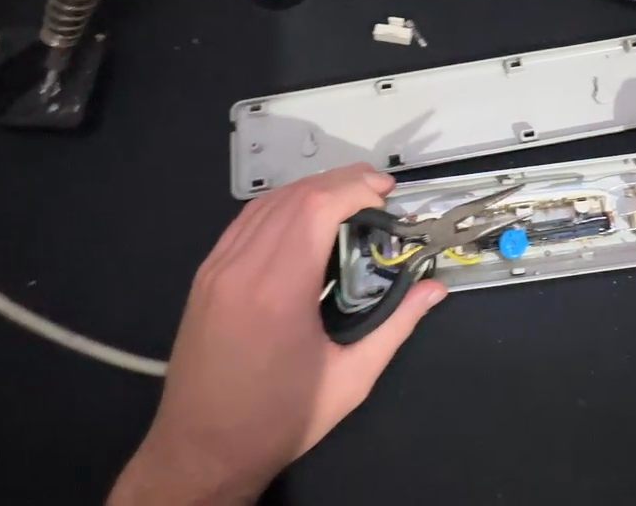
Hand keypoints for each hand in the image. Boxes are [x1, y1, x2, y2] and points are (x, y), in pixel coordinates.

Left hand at [109, 164, 445, 505]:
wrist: (199, 453)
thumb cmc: (279, 420)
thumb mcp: (349, 381)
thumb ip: (396, 326)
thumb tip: (436, 288)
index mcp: (278, 292)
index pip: (317, 208)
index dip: (354, 189)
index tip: (386, 195)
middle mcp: (242, 269)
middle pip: (296, 196)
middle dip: (341, 181)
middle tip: (378, 189)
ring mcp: (217, 268)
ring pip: (269, 201)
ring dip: (312, 188)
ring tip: (349, 194)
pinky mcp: (205, 274)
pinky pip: (246, 219)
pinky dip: (281, 203)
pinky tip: (304, 212)